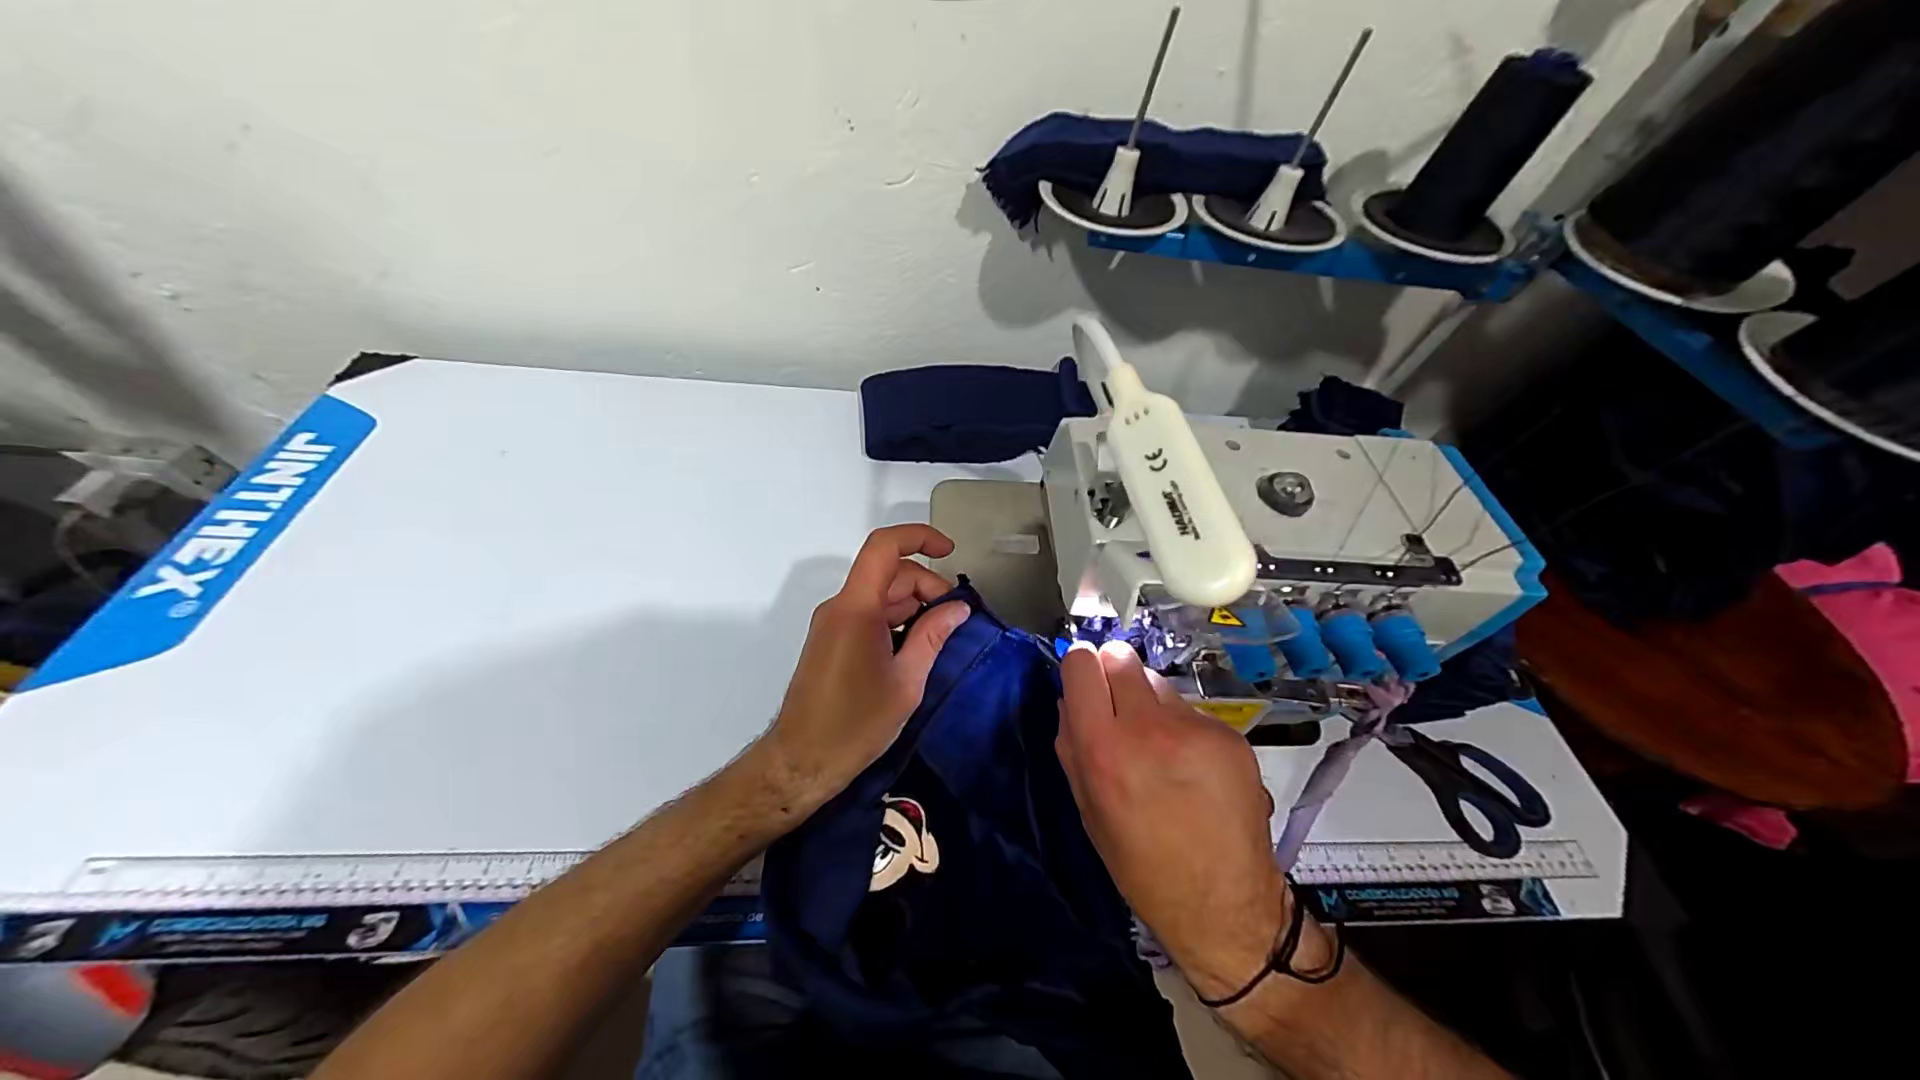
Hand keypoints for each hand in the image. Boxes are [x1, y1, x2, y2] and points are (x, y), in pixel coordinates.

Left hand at [758, 525, 970, 807]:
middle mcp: (840, 607)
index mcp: (856, 609)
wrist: (802, 760)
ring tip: (941, 635)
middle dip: (927, 585)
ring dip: (913, 604)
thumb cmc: (856, 724)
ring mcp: (832, 623)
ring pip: (880, 594)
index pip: (884, 548)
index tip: (950, 551)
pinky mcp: (831, 640)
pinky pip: (868, 614)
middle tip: (955, 619)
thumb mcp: (907, 681)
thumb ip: (933, 636)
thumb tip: (958, 608)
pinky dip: (896, 619)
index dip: (919, 537)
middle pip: (888, 573)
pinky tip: (916, 645)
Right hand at [1056, 642, 1291, 1001]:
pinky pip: (1192, 711)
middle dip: (1116, 673)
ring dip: (1151, 702)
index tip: (1087, 681)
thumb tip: (1069, 698)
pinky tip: (1194, 766)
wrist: (1223, 904)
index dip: (1081, 667)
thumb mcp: (1087, 808)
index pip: (1081, 663)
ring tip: (1162, 747)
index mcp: (1102, 749)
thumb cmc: (1140, 864)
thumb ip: (1071, 746)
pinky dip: (1186, 728)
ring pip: (1159, 682)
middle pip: (1121, 656)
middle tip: (1122, 706)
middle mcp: (1147, 728)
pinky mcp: (1230, 735)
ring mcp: (1194, 729)